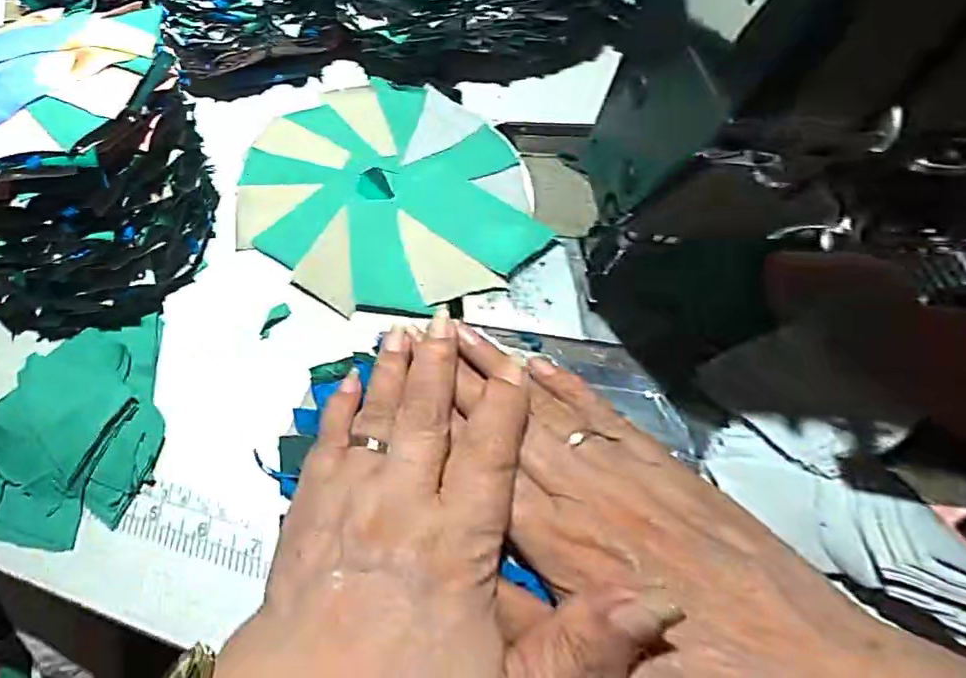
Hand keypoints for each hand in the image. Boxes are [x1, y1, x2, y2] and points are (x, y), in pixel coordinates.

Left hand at [219, 316, 682, 677]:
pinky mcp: (310, 507)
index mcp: (457, 543)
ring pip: (378, 417)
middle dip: (437, 366)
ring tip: (399, 333)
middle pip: (426, 418)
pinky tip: (347, 383)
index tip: (510, 368)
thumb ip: (583, 642)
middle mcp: (402, 505)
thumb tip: (655, 604)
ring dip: (390, 372)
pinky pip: (328, 441)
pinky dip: (340, 408)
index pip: (489, 456)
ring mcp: (351, 498)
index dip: (503, 408)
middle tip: (442, 322)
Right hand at [455, 327, 965, 677]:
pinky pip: (604, 417)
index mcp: (569, 548)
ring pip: (551, 411)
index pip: (491, 470)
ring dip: (506, 370)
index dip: (448, 423)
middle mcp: (590, 495)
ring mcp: (629, 474)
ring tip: (469, 335)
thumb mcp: (612, 673)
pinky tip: (542, 363)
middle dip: (465, 378)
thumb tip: (473, 576)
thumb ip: (539, 621)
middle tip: (431, 338)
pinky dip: (570, 387)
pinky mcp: (666, 468)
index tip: (417, 385)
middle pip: (511, 425)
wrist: (821, 671)